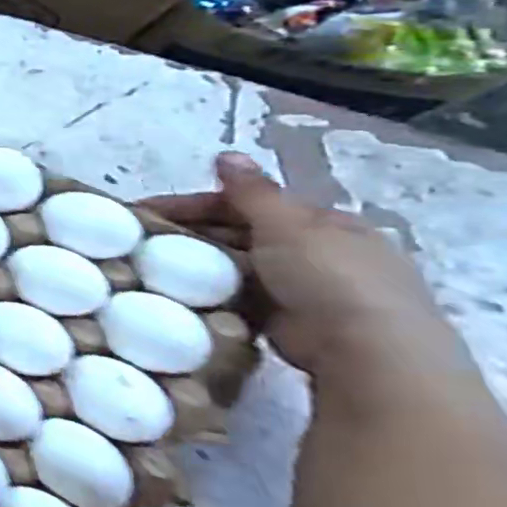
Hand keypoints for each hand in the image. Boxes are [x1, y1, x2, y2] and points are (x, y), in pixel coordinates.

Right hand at [141, 152, 455, 382]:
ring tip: (151, 265)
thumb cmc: (329, 276)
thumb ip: (251, 191)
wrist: (364, 351)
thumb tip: (227, 154)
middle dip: (192, 232)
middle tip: (141, 237)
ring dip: (198, 263)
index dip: (197, 203)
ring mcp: (303, 289)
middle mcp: (318, 253)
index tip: (149, 210)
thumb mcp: (287, 223)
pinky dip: (211, 291)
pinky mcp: (285, 320)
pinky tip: (179, 292)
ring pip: (235, 265)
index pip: (249, 204)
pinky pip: (237, 296)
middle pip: (240, 232)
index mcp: (325, 224)